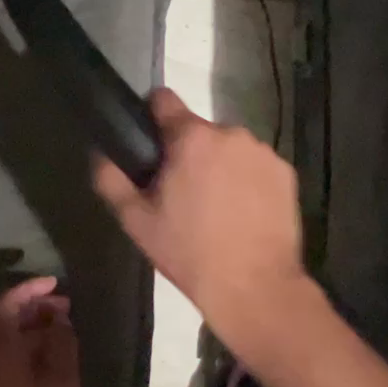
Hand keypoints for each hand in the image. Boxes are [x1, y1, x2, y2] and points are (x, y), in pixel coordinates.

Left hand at [0, 275, 82, 386]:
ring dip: (34, 331)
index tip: (56, 283)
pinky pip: (9, 362)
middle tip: (67, 307)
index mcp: (0, 357)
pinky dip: (30, 350)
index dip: (30, 290)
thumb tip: (57, 318)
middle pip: (6, 325)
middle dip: (35, 309)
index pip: (7, 308)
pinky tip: (54, 358)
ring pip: (8, 344)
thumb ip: (61, 343)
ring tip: (65, 329)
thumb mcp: (63, 383)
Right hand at [93, 89, 307, 329]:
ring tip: (216, 207)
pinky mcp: (286, 172)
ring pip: (229, 147)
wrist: (254, 287)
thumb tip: (100, 155)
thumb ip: (112, 181)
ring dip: (219, 164)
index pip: (164, 100)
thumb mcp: (137, 222)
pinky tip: (243, 213)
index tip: (149, 140)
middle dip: (188, 152)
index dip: (152, 115)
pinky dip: (247, 180)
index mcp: (191, 137)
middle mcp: (230, 133)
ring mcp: (263, 151)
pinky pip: (256, 165)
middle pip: (198, 130)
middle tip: (182, 192)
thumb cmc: (189, 252)